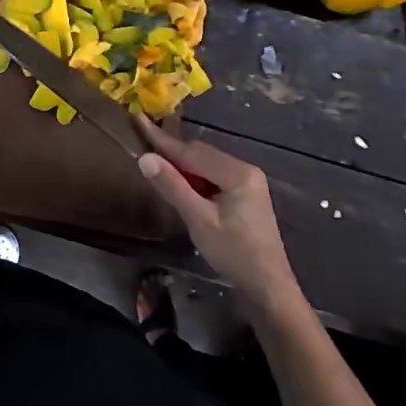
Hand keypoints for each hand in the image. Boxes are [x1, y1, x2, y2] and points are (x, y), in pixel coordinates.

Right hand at [134, 116, 295, 302]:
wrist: (267, 285)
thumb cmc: (234, 252)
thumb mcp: (198, 219)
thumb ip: (172, 187)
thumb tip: (145, 158)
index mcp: (237, 173)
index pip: (191, 151)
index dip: (161, 140)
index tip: (138, 120)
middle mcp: (245, 170)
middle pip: (200, 154)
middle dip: (171, 152)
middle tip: (142, 145)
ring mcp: (248, 182)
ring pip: (206, 165)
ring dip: (182, 166)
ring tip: (156, 166)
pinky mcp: (245, 194)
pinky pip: (213, 176)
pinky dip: (194, 178)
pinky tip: (181, 186)